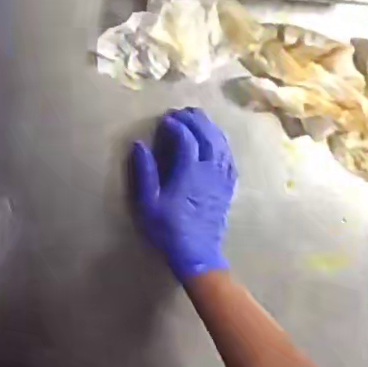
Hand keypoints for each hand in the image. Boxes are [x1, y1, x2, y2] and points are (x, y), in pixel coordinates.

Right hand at [128, 107, 237, 281]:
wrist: (196, 254)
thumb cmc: (168, 229)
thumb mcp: (148, 202)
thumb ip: (144, 172)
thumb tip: (139, 144)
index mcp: (190, 172)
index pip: (187, 139)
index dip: (177, 126)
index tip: (165, 119)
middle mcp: (210, 171)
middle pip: (207, 136)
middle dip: (195, 120)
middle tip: (181, 112)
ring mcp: (221, 178)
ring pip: (221, 144)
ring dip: (209, 128)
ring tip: (197, 118)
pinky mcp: (227, 186)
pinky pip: (228, 158)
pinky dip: (221, 143)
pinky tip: (215, 140)